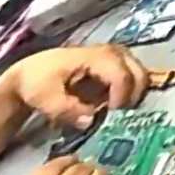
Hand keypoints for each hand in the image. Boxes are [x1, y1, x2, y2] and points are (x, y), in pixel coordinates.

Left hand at [0, 45, 149, 127]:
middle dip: (133, 97)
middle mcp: (117, 52)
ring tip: (116, 112)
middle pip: (140, 74)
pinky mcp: (120, 63)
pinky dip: (129, 92)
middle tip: (119, 117)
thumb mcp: (44, 97)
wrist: (32, 70)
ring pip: (141, 75)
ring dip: (133, 95)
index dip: (121, 98)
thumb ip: (66, 110)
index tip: (111, 117)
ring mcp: (121, 56)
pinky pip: (134, 78)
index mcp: (100, 56)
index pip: (122, 77)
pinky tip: (113, 105)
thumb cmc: (38, 81)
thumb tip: (90, 122)